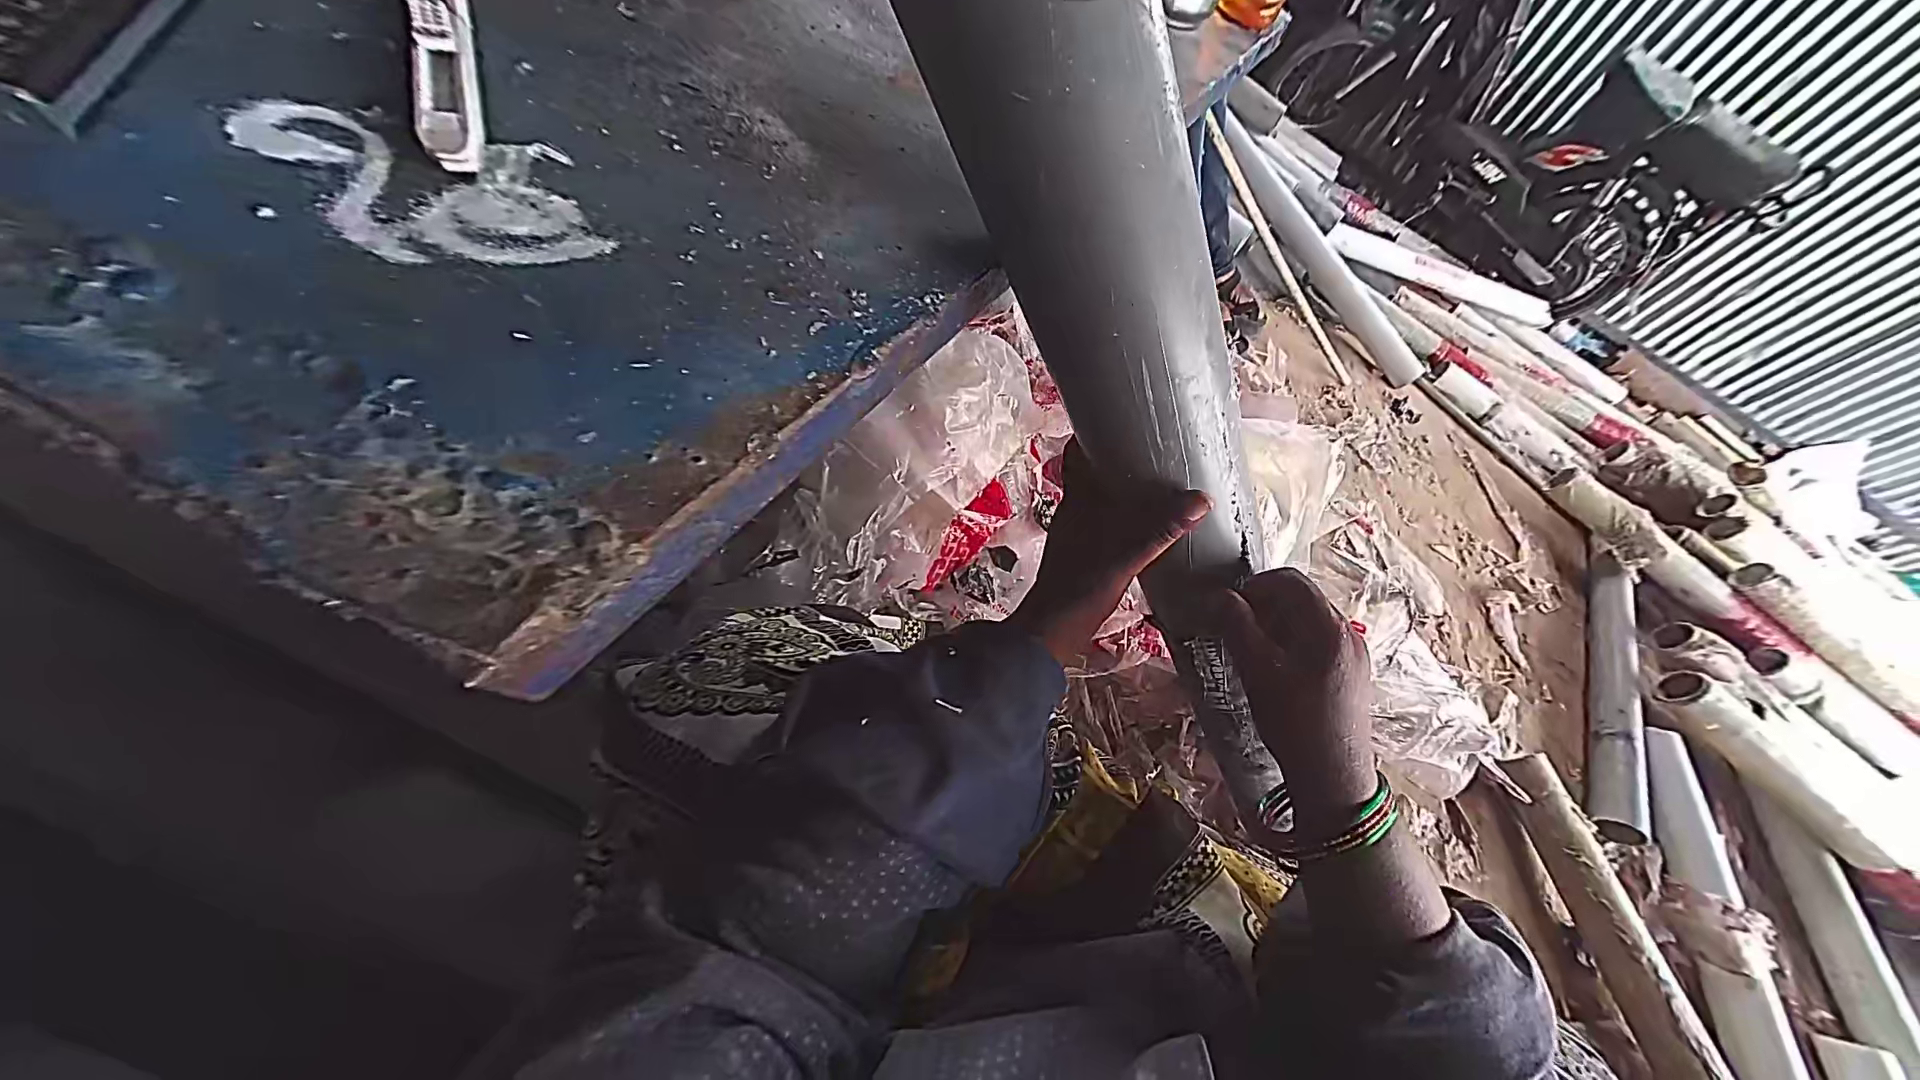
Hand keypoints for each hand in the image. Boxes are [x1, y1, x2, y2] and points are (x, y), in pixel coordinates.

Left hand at [1008, 439, 1211, 667]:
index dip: (1091, 435)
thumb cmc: (1079, 590)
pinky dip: (1126, 520)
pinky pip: (1109, 526)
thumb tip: (1198, 501)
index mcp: (1076, 504)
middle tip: (1154, 452)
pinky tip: (1148, 528)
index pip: (1075, 456)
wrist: (1051, 633)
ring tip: (1160, 485)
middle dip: (1118, 462)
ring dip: (1124, 493)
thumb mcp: (1123, 558)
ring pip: (1101, 502)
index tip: (1121, 420)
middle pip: (1093, 476)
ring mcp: (1079, 536)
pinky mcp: (1086, 557)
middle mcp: (1074, 514)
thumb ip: (1158, 531)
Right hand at [1204, 568, 1375, 817]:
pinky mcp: (1351, 676)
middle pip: (1300, 598)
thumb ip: (1235, 625)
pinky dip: (1290, 644)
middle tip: (1235, 631)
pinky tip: (1275, 672)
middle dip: (1262, 606)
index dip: (1253, 586)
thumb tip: (1217, 596)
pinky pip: (1316, 643)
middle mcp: (1348, 633)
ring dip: (1274, 625)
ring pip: (1307, 621)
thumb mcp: (1256, 669)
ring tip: (1251, 653)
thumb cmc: (1293, 720)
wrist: (1333, 778)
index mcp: (1329, 626)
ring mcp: (1354, 655)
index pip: (1289, 580)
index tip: (1228, 608)